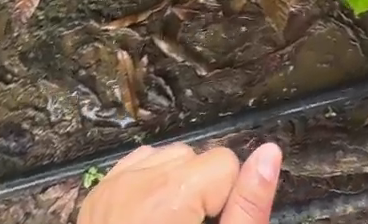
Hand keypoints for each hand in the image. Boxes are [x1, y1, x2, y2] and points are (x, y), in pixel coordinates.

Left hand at [78, 142, 281, 223]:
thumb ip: (248, 208)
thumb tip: (269, 151)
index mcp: (171, 194)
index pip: (226, 163)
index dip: (227, 202)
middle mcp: (138, 179)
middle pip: (196, 158)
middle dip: (202, 194)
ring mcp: (112, 185)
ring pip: (168, 158)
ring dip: (177, 187)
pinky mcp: (97, 194)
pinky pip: (138, 164)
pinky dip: (150, 184)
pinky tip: (148, 221)